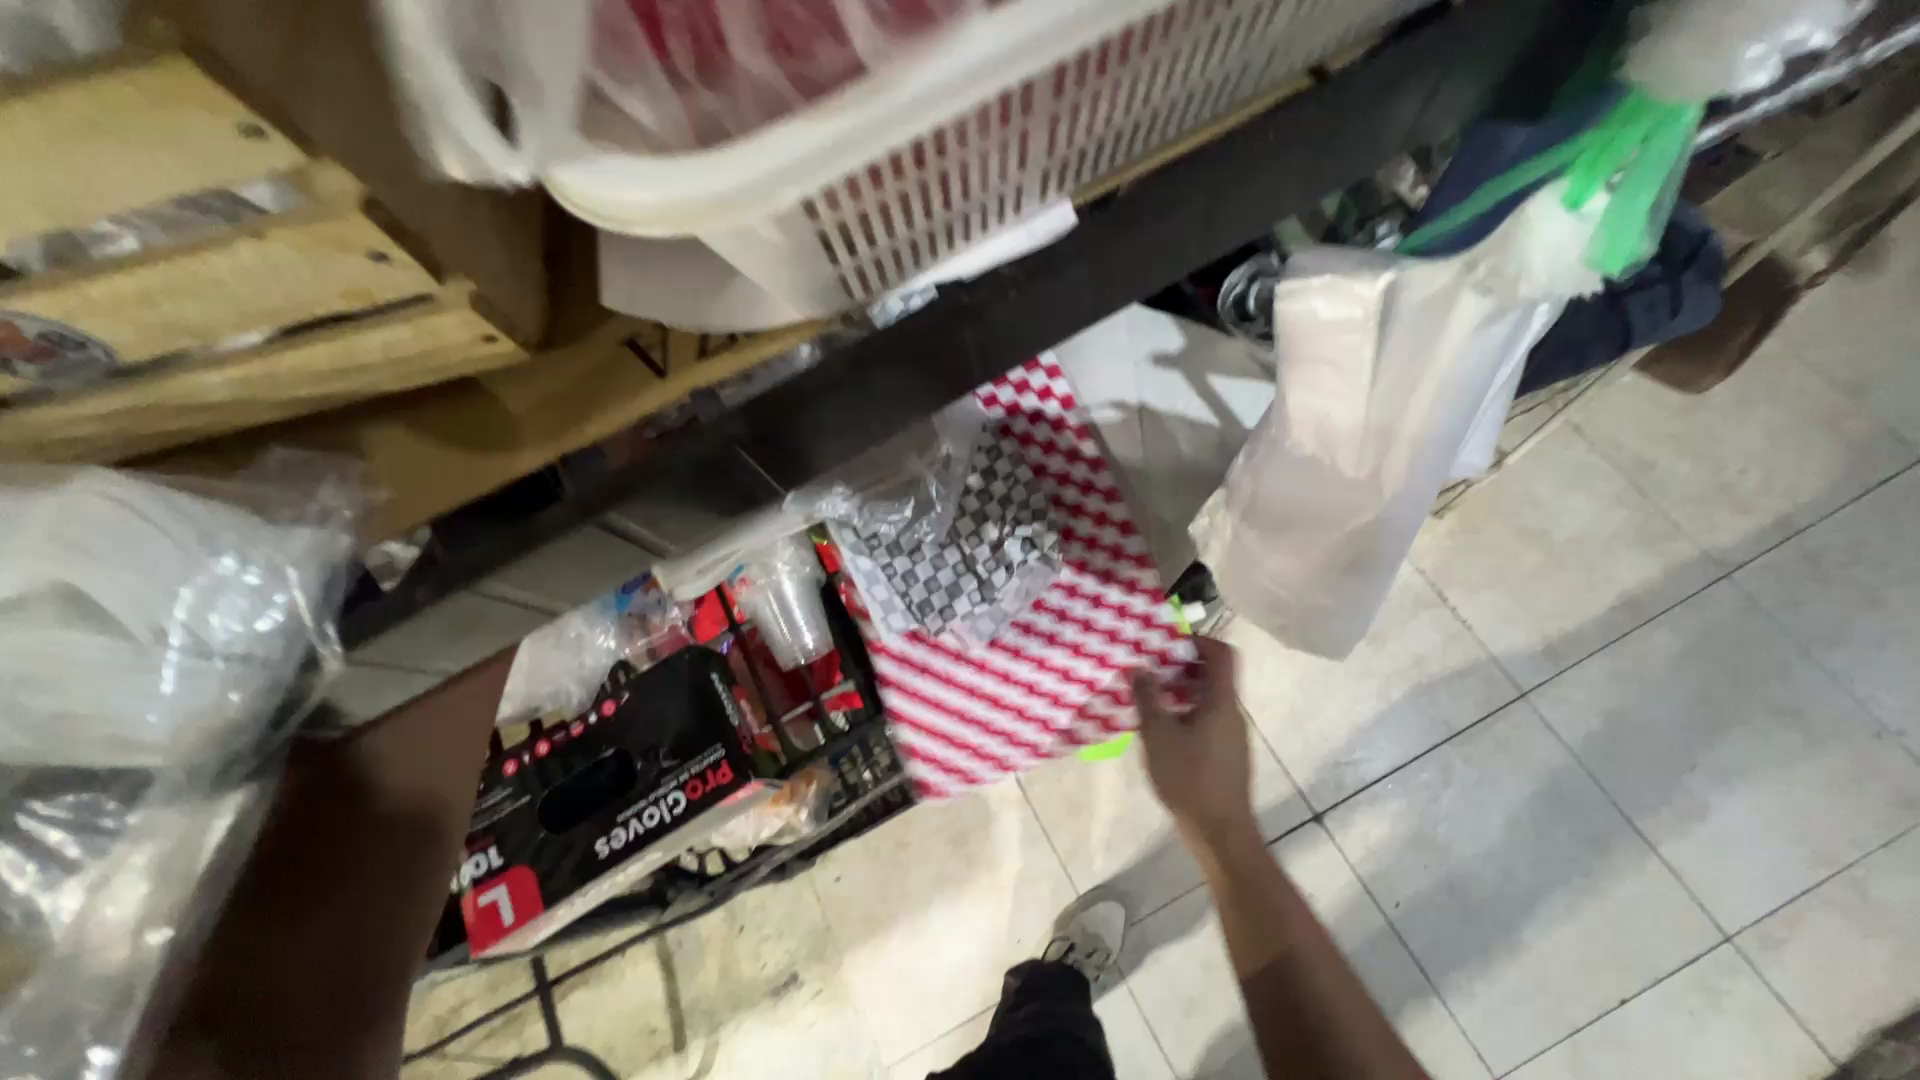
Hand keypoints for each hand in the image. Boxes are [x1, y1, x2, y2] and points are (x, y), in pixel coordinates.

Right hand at [1133, 636, 1257, 851]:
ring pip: (1208, 699)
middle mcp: (1233, 713)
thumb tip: (1137, 666)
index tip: (1166, 644)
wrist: (1220, 831)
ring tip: (1149, 699)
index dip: (1197, 640)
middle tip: (1149, 671)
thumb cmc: (1189, 778)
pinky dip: (1185, 714)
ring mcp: (1232, 735)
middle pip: (1214, 674)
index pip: (1222, 653)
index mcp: (1222, 701)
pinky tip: (1161, 732)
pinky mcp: (1226, 754)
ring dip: (1180, 692)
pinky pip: (1207, 719)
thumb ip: (1146, 697)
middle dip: (1180, 667)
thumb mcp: (1158, 734)